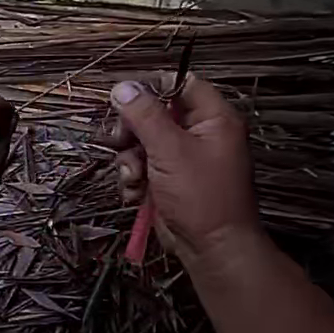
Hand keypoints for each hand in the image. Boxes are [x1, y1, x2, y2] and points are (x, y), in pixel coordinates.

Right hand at [110, 73, 263, 264]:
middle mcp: (199, 134)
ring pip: (143, 143)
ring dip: (130, 160)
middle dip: (133, 131)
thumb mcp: (170, 150)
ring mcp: (183, 159)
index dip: (151, 87)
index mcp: (213, 119)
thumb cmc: (201, 197)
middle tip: (120, 140)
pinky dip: (135, 179)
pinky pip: (143, 167)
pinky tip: (137, 193)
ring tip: (134, 178)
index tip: (124, 96)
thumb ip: (145, 116)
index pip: (181, 84)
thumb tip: (123, 87)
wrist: (211, 248)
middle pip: (155, 114)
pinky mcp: (169, 180)